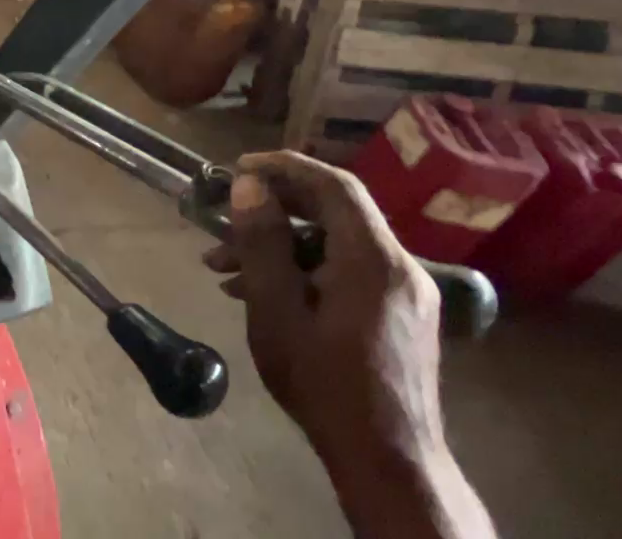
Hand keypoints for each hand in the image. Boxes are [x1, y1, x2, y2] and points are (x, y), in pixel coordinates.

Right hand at [203, 151, 494, 538]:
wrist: (385, 454)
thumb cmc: (322, 379)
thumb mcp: (276, 308)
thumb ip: (262, 242)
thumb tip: (248, 186)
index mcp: (374, 260)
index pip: (335, 187)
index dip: (285, 166)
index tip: (237, 166)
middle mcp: (400, 268)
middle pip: (333, 213)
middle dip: (270, 210)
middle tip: (219, 218)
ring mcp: (403, 293)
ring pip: (333, 245)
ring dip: (277, 245)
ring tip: (221, 267)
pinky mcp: (397, 315)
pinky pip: (344, 271)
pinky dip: (299, 268)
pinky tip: (257, 290)